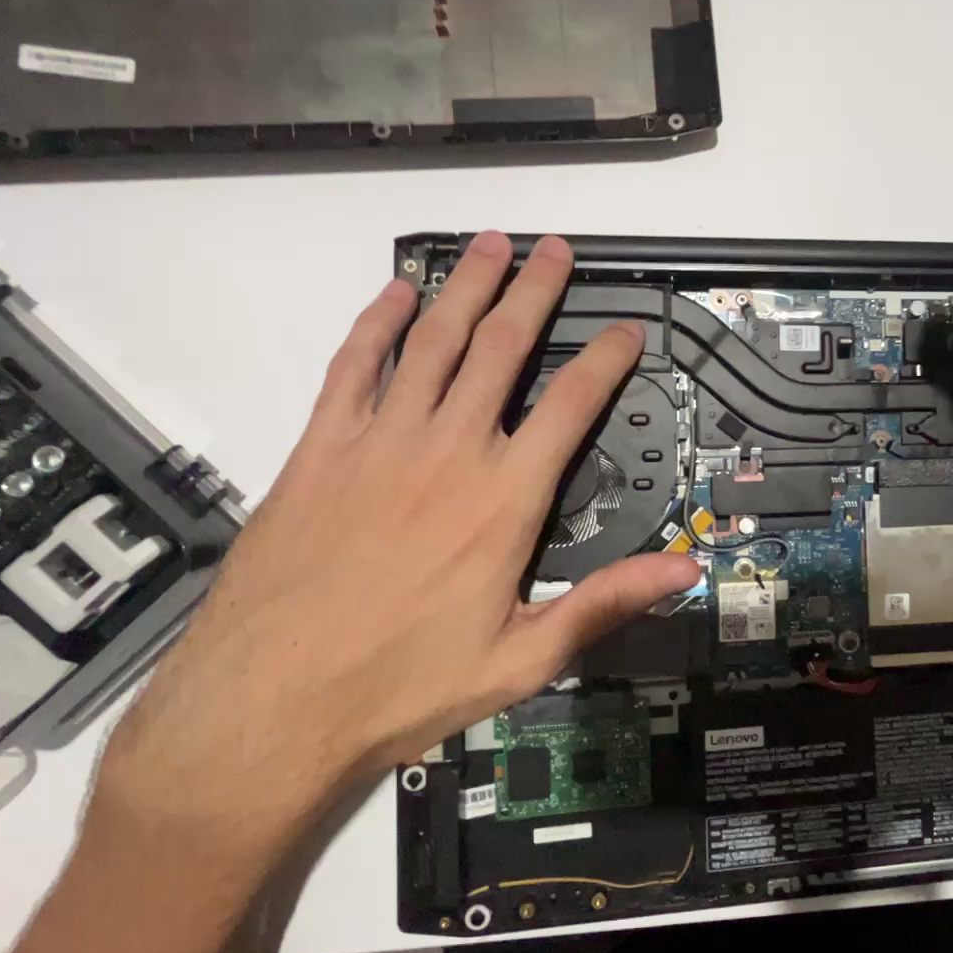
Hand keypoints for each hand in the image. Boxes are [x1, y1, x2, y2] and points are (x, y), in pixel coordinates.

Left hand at [96, 233, 699, 836]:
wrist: (265, 708)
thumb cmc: (403, 688)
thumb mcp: (522, 659)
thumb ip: (605, 603)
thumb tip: (687, 568)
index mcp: (503, 501)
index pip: (572, 406)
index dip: (605, 359)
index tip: (625, 329)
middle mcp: (447, 453)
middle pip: (500, 349)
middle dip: (533, 292)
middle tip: (554, 249)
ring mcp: (377, 444)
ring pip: (432, 342)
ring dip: (465, 287)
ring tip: (491, 244)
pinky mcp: (318, 451)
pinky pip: (352, 369)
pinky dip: (377, 325)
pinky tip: (396, 294)